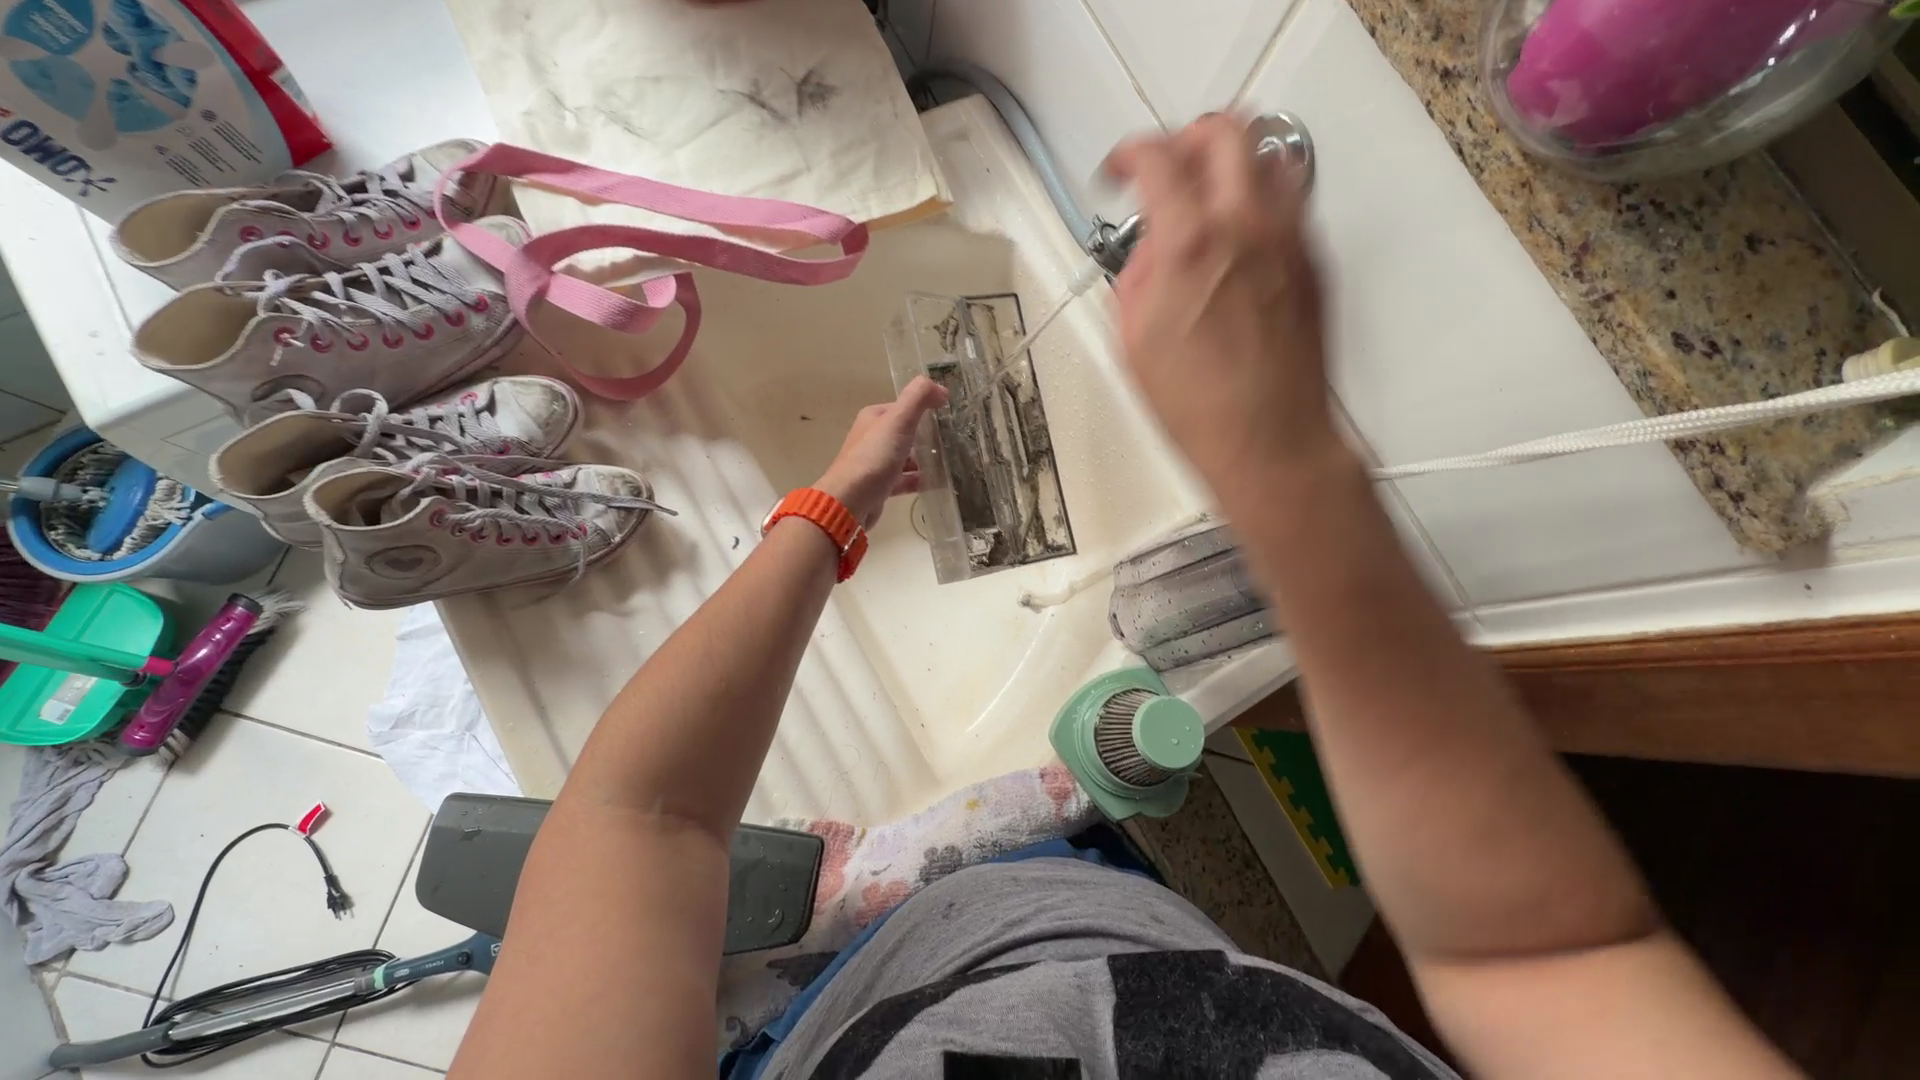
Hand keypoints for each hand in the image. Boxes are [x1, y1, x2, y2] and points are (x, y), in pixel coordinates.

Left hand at [814, 376, 948, 528]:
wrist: (851, 501)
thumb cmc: (874, 457)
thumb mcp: (898, 420)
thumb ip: (919, 398)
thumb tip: (941, 389)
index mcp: (874, 418)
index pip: (904, 408)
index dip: (925, 410)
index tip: (949, 418)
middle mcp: (872, 438)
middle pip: (906, 433)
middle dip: (928, 438)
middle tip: (953, 443)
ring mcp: (875, 463)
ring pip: (906, 457)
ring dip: (926, 460)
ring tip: (950, 463)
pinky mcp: (880, 487)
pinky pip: (904, 480)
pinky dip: (919, 480)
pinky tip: (937, 483)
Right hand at [1104, 113, 1341, 495]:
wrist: (1269, 439)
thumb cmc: (1204, 406)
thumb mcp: (1137, 339)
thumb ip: (1138, 275)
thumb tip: (1149, 251)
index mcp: (1192, 244)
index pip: (1157, 159)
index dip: (1128, 154)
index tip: (1120, 169)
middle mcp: (1248, 227)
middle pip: (1225, 131)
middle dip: (1184, 139)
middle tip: (1165, 166)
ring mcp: (1290, 240)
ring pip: (1269, 152)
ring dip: (1231, 159)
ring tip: (1207, 191)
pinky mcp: (1314, 262)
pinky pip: (1291, 200)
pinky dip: (1260, 197)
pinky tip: (1238, 234)